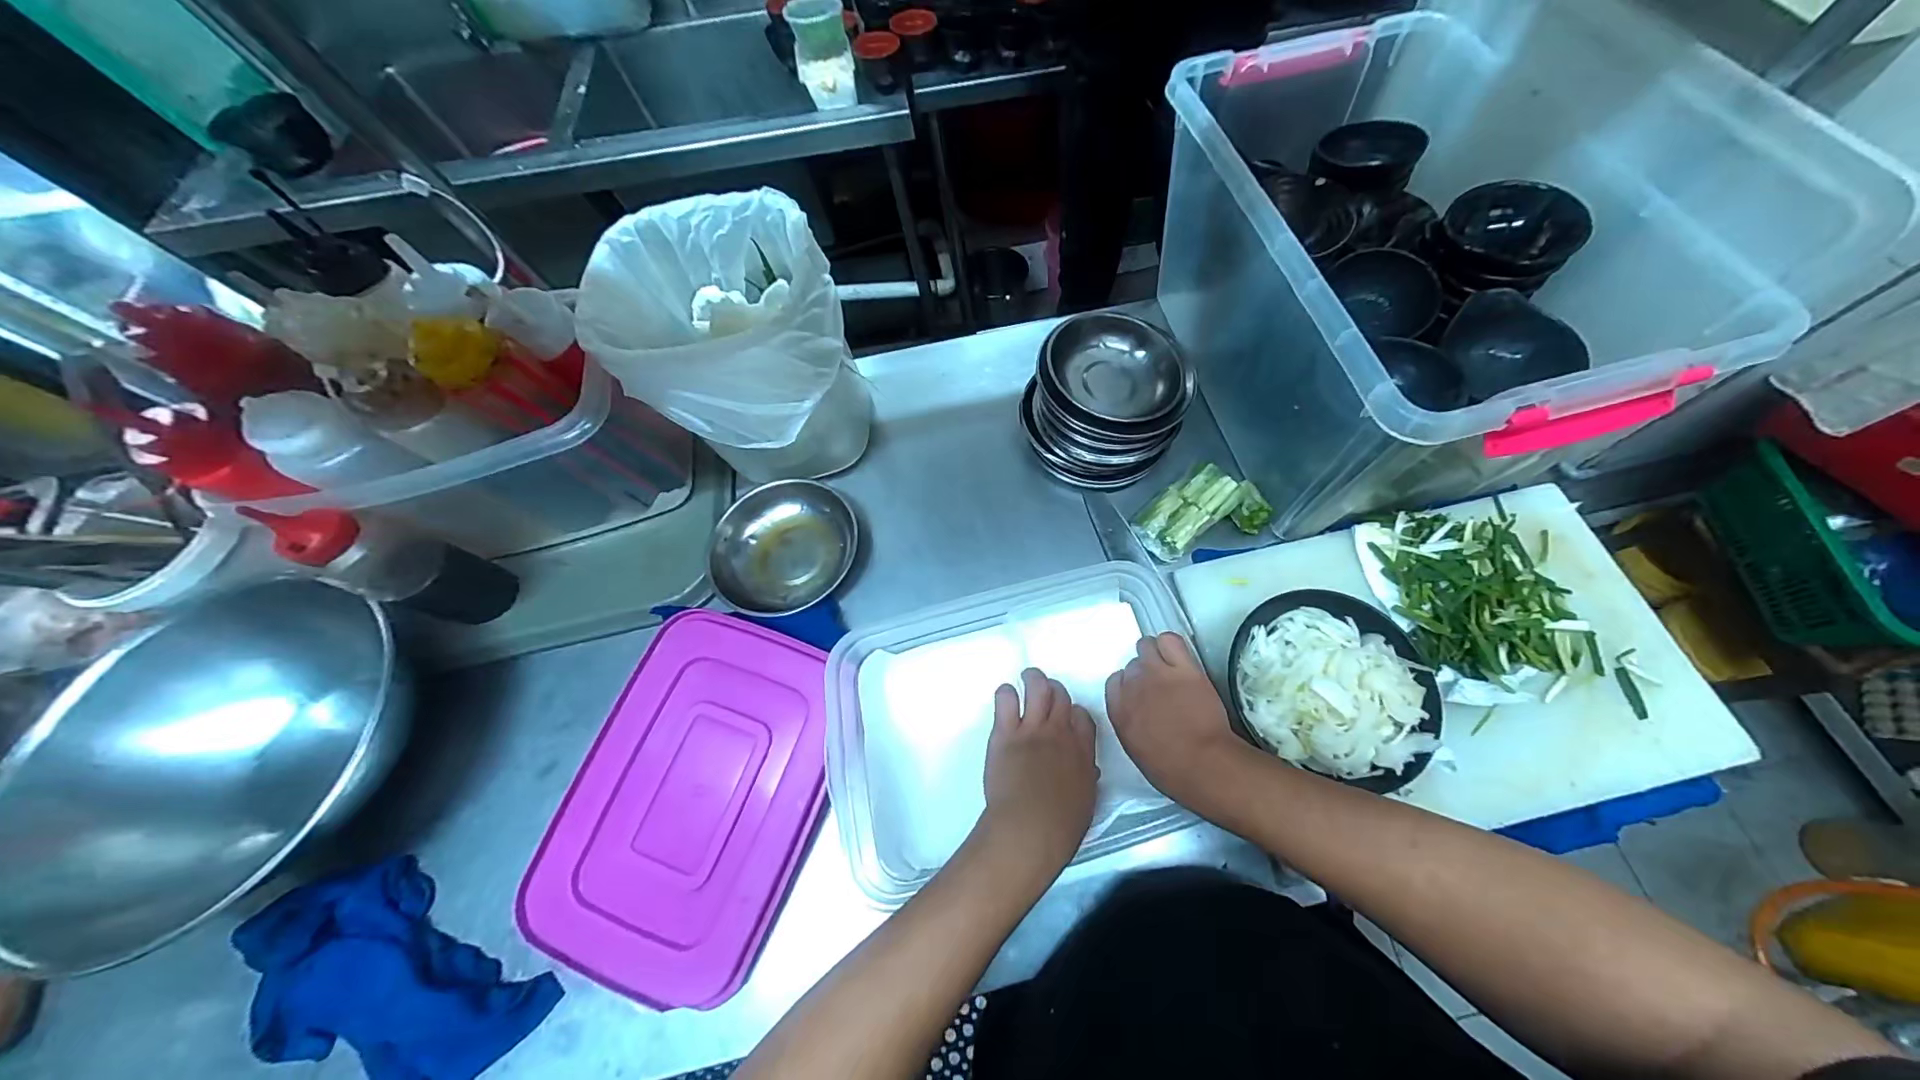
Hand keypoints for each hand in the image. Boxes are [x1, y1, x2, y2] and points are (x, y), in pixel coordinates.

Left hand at [978, 668, 1097, 878]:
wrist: (1029, 826)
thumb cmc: (1060, 824)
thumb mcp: (1085, 801)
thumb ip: (1085, 779)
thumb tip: (1087, 772)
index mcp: (1082, 751)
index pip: (1082, 717)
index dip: (1074, 712)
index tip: (1067, 715)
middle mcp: (1059, 733)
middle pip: (1061, 697)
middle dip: (1054, 690)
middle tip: (1046, 691)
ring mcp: (1032, 729)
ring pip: (1037, 688)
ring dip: (1033, 678)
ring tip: (1028, 676)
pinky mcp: (1006, 732)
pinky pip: (1006, 700)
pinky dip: (1006, 692)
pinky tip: (1005, 695)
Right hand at [1106, 632, 1254, 812]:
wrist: (1204, 764)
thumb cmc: (1171, 769)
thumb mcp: (1136, 749)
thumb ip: (1130, 723)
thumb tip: (1137, 714)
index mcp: (1119, 710)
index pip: (1115, 682)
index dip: (1128, 685)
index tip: (1139, 692)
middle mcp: (1133, 686)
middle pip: (1132, 665)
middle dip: (1143, 672)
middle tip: (1160, 684)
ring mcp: (1158, 673)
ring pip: (1146, 645)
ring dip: (1154, 653)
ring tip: (1167, 663)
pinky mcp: (1185, 668)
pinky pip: (1171, 640)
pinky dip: (1171, 643)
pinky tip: (1178, 654)